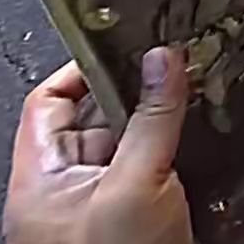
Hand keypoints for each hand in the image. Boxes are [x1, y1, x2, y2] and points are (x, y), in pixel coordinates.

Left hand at [4, 48, 192, 243]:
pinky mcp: (141, 203)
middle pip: (98, 109)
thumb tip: (163, 57)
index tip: (130, 41)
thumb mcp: (132, 188)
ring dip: (163, 105)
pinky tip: (202, 116)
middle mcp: (69, 184)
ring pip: (132, 128)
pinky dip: (177, 128)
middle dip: (139, 81)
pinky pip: (155, 150)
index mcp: (41, 180)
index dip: (84, 66)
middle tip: (180, 56)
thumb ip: (151, 118)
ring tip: (197, 80)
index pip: (48, 101)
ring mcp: (105, 195)